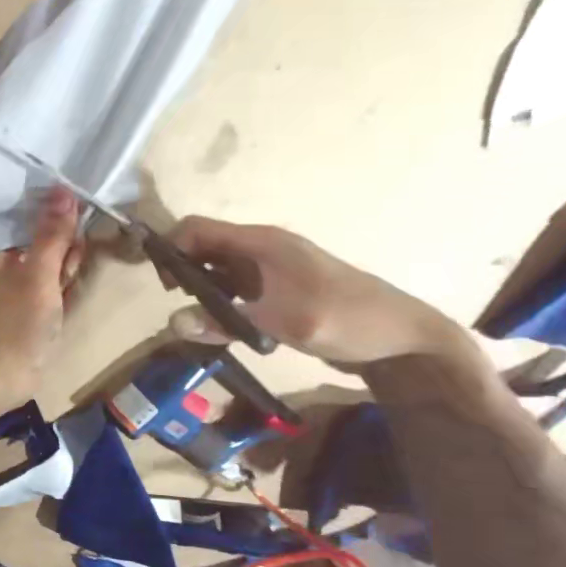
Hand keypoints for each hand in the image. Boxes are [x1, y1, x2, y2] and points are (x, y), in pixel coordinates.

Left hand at [0, 187, 83, 416]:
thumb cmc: (17, 325)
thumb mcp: (40, 275)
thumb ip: (53, 234)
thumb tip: (64, 189)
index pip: (34, 224)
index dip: (59, 229)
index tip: (75, 240)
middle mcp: (2, 268)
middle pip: (45, 247)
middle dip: (64, 257)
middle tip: (65, 279)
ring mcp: (13, 293)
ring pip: (50, 271)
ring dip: (64, 278)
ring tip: (62, 298)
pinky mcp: (23, 314)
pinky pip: (48, 293)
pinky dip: (59, 297)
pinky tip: (61, 309)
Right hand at [163, 217, 464, 366]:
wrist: (402, 338)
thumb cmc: (347, 319)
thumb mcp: (284, 322)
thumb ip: (227, 321)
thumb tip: (172, 322)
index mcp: (261, 242)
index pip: (198, 228)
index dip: (171, 248)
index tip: (163, 284)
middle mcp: (260, 249)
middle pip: (203, 246)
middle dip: (181, 271)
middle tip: (180, 307)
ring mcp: (269, 270)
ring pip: (217, 269)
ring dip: (200, 290)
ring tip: (196, 322)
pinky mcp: (276, 291)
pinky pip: (234, 289)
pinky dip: (219, 303)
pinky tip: (220, 328)